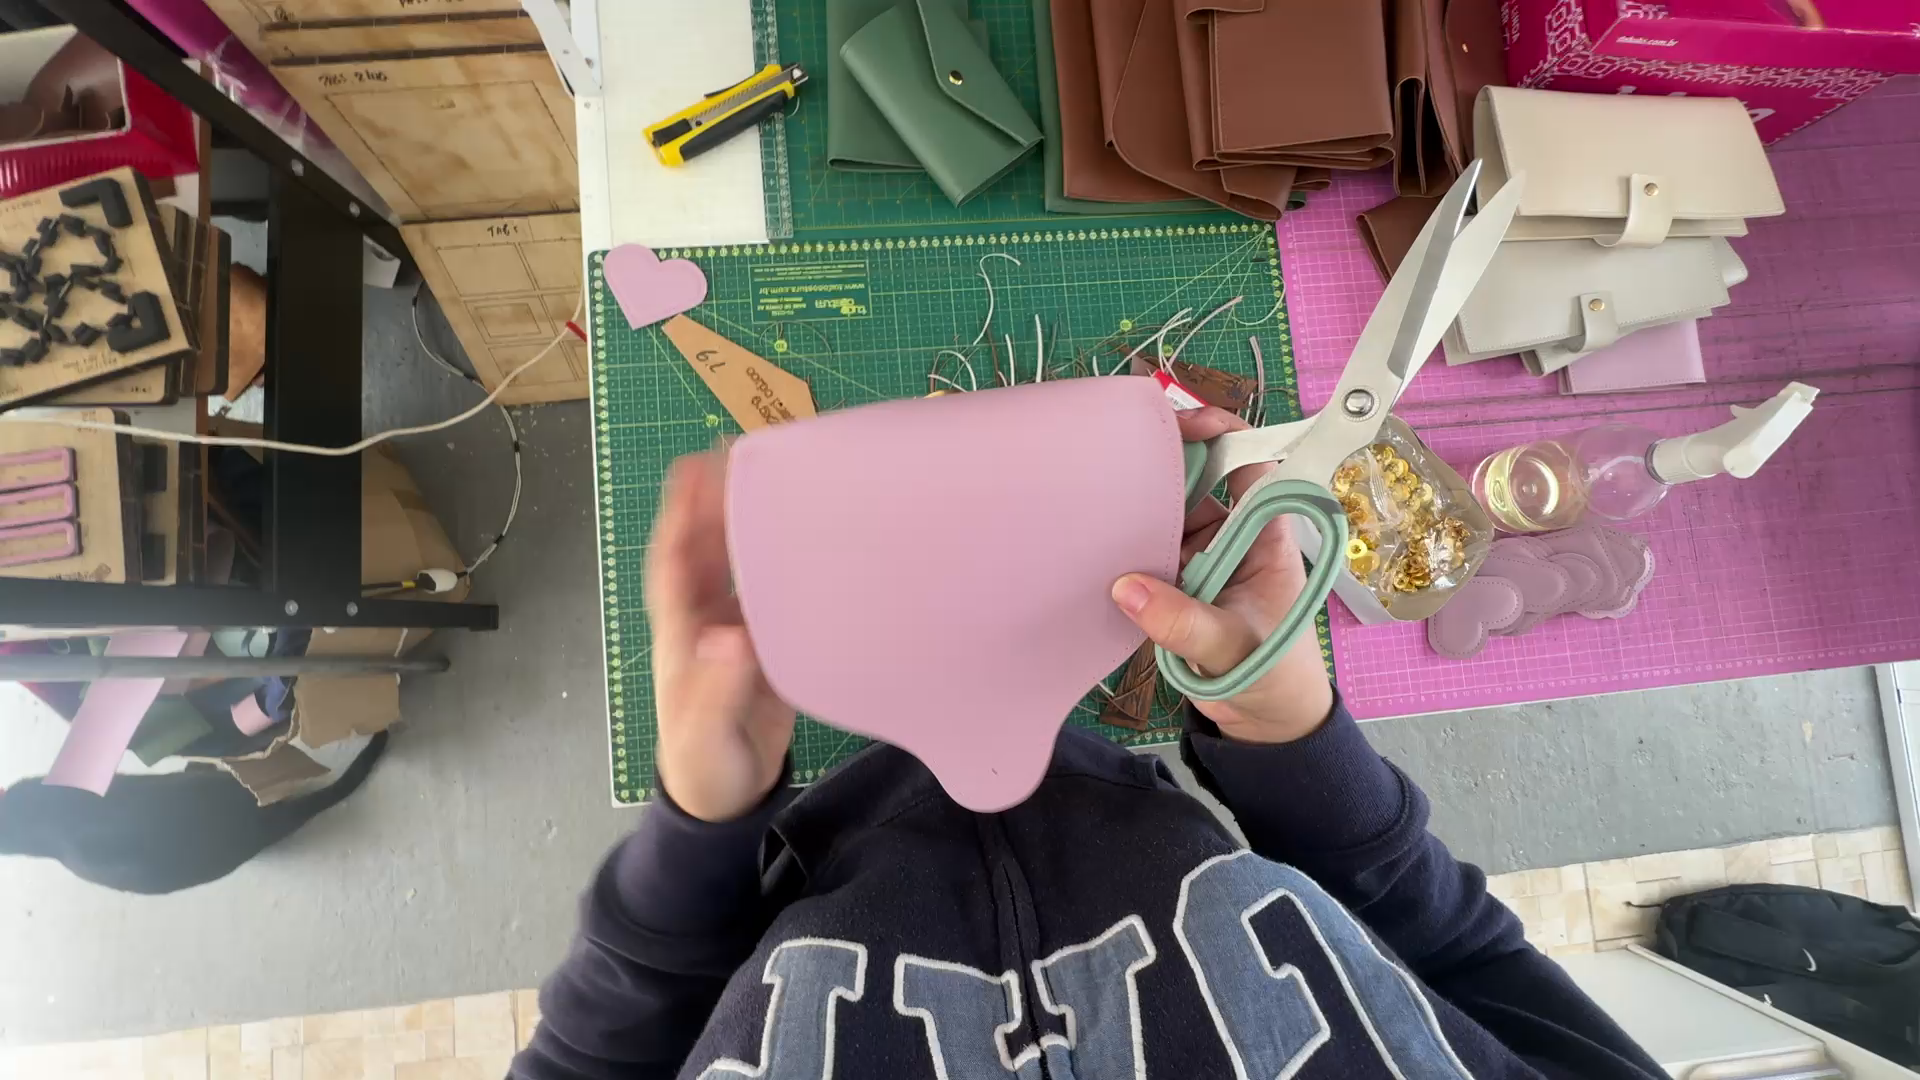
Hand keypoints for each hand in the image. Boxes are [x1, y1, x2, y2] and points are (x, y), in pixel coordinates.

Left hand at [645, 450, 796, 821]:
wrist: (729, 791)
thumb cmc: (705, 763)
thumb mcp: (704, 732)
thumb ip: (716, 687)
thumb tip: (730, 635)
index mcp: (682, 632)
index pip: (676, 562)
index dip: (682, 513)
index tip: (695, 467)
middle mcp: (707, 618)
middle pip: (707, 548)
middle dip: (716, 501)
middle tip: (741, 452)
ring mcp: (738, 627)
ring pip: (740, 563)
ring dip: (749, 521)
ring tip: (775, 478)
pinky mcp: (770, 641)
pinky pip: (776, 590)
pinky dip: (786, 559)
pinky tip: (808, 537)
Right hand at [1111, 407, 1334, 743]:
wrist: (1266, 722)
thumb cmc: (1272, 678)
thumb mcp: (1231, 649)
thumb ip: (1182, 622)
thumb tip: (1124, 588)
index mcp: (1263, 538)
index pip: (1252, 468)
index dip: (1224, 436)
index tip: (1182, 422)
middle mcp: (1232, 538)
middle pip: (1199, 484)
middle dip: (1163, 468)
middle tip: (1113, 456)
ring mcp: (1203, 559)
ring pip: (1168, 516)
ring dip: (1139, 510)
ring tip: (1095, 497)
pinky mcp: (1178, 583)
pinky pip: (1150, 551)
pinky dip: (1127, 546)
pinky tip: (1097, 541)